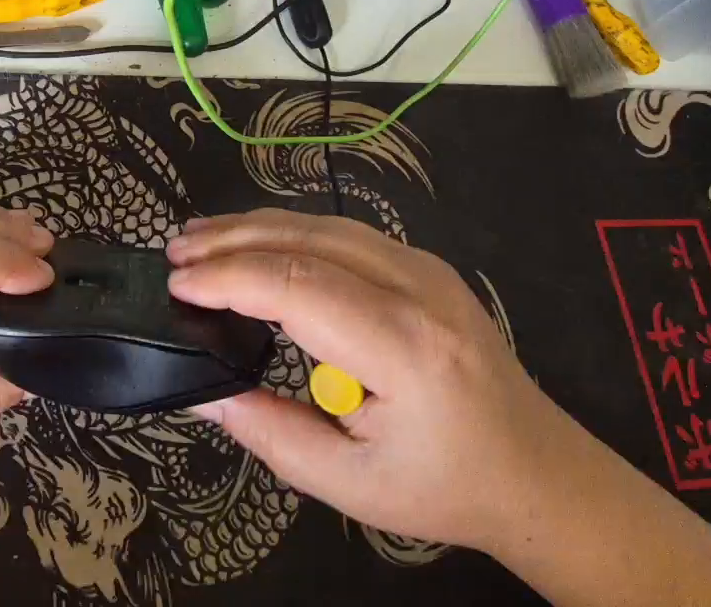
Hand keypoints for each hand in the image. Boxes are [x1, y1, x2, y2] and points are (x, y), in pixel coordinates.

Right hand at [167, 209, 587, 553]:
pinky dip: (287, 232)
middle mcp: (418, 290)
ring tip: (198, 239)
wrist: (537, 469)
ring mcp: (426, 268)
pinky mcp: (424, 264)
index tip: (177, 285)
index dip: (230, 278)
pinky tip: (253, 242)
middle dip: (232, 241)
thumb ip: (270, 432)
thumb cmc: (444, 486)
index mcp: (406, 349)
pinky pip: (343, 233)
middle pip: (307, 240)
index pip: (299, 287)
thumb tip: (200, 392)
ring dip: (254, 227)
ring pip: (323, 225)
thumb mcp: (350, 484)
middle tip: (174, 252)